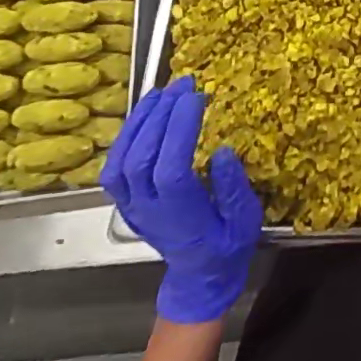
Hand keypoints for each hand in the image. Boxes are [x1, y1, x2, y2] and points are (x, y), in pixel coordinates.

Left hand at [101, 77, 261, 322]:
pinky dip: (128, 134)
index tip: (198, 98)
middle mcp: (149, 211)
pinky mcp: (126, 200)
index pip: (170, 169)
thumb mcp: (245, 221)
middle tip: (183, 85)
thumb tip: (223, 151)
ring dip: (141, 120)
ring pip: (122, 160)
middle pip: (142, 158)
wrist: (199, 275)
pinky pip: (115, 164)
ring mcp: (132, 206)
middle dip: (161, 116)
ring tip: (162, 91)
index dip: (179, 131)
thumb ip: (233, 189)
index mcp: (182, 218)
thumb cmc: (228, 248)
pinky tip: (146, 112)